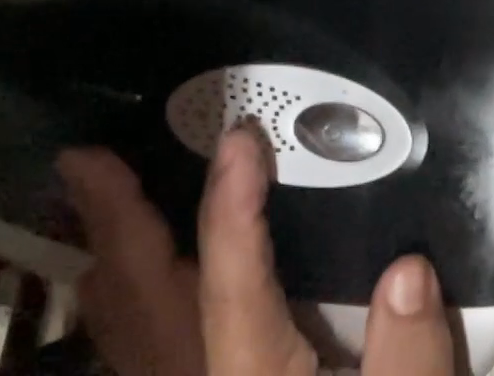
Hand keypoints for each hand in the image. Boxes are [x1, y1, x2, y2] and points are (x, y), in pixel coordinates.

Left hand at [58, 129, 455, 375]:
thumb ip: (408, 359)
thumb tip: (408, 267)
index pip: (236, 288)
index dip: (234, 211)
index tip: (241, 139)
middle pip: (145, 303)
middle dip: (114, 224)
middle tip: (85, 157)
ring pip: (122, 327)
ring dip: (105, 256)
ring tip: (93, 197)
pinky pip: (136, 343)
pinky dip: (123, 294)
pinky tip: (136, 274)